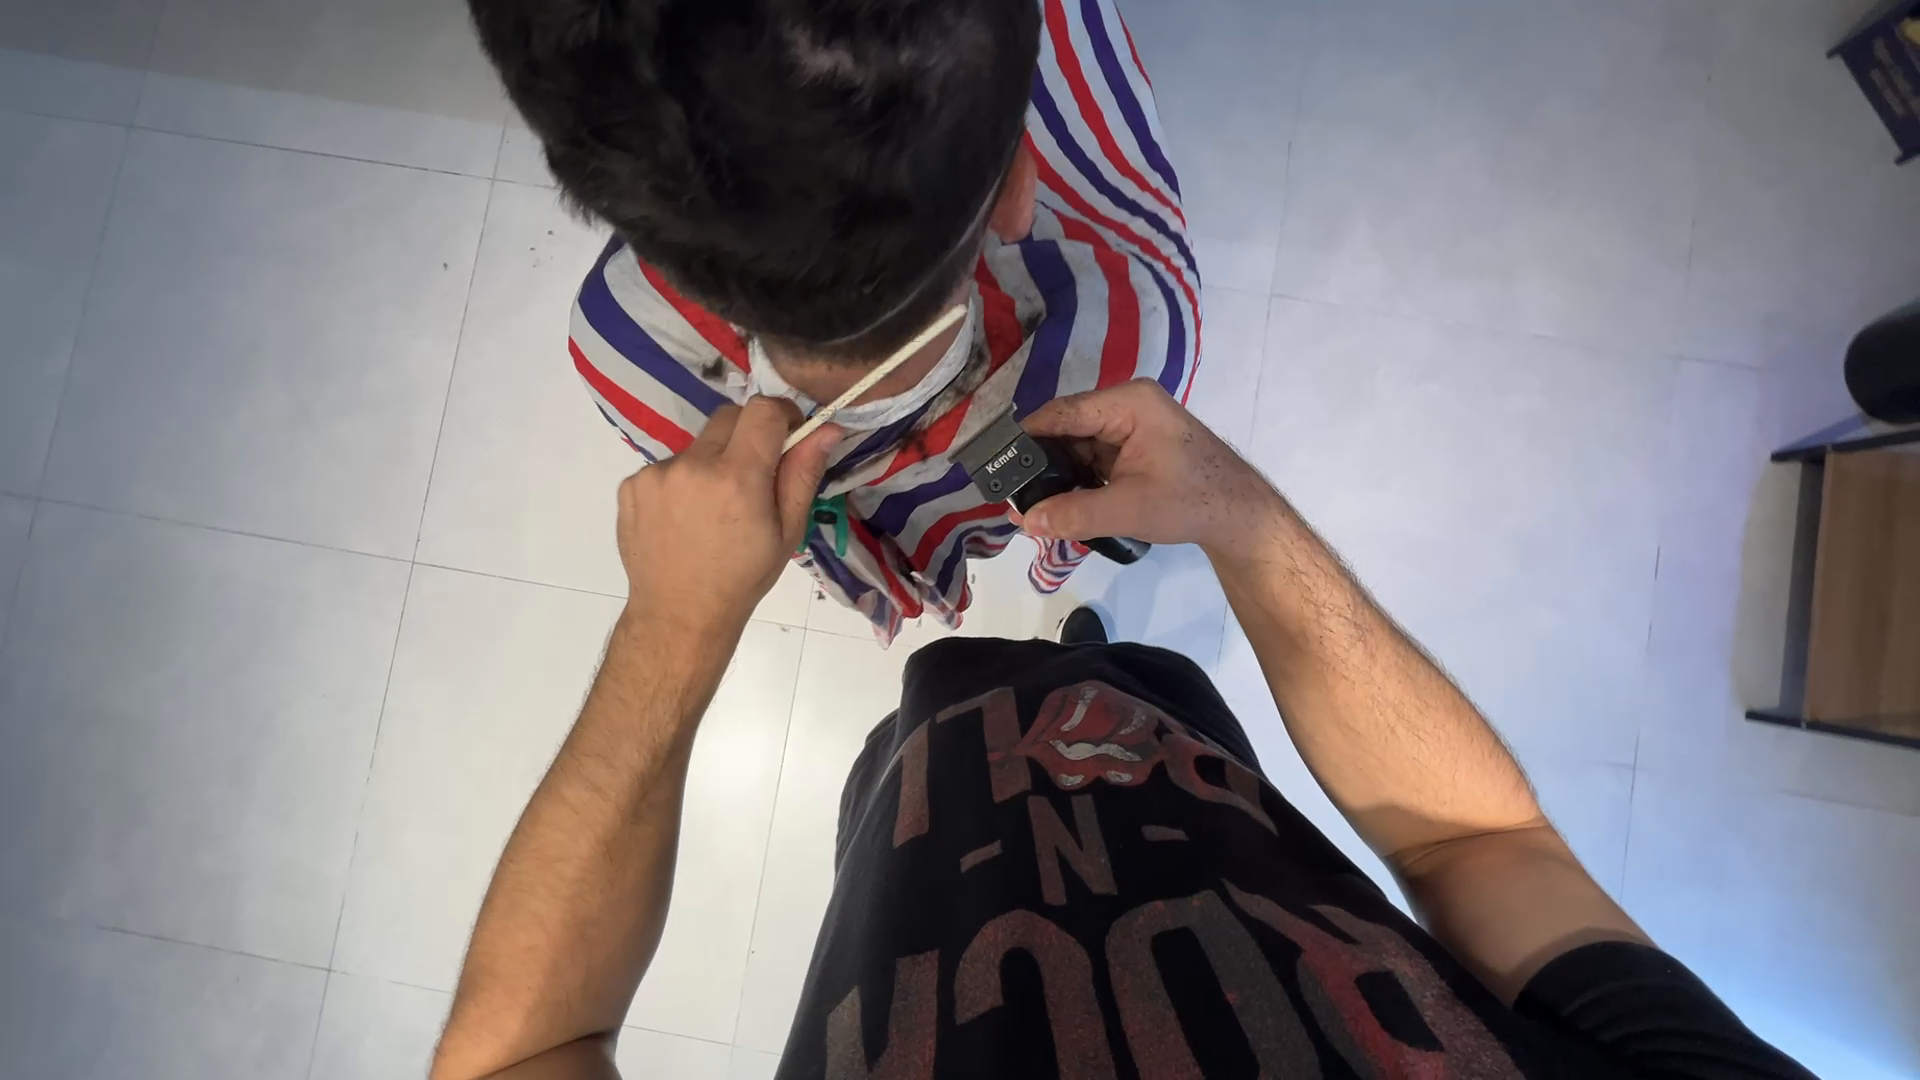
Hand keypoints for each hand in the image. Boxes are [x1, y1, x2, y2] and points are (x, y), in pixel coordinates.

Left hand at [616, 397, 840, 642]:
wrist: (679, 614)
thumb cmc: (744, 577)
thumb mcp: (787, 530)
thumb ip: (803, 473)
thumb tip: (828, 428)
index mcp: (737, 477)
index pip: (762, 411)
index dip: (782, 414)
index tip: (789, 433)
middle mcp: (693, 465)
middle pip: (729, 418)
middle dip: (749, 436)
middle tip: (755, 476)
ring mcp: (656, 473)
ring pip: (698, 445)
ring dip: (713, 463)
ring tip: (715, 509)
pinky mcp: (631, 485)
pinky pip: (668, 467)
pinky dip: (683, 482)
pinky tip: (686, 518)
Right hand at [1018, 379, 1286, 560]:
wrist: (1240, 517)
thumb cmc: (1192, 502)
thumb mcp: (1128, 509)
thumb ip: (1073, 513)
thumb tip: (1024, 521)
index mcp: (1128, 403)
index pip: (1062, 412)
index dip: (1027, 438)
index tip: (997, 464)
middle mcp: (1126, 406)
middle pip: (1067, 429)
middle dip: (1041, 463)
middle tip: (1012, 495)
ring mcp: (1130, 427)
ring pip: (1077, 447)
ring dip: (1058, 476)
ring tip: (1030, 506)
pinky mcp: (1133, 449)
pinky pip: (1092, 460)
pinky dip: (1076, 482)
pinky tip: (1058, 504)